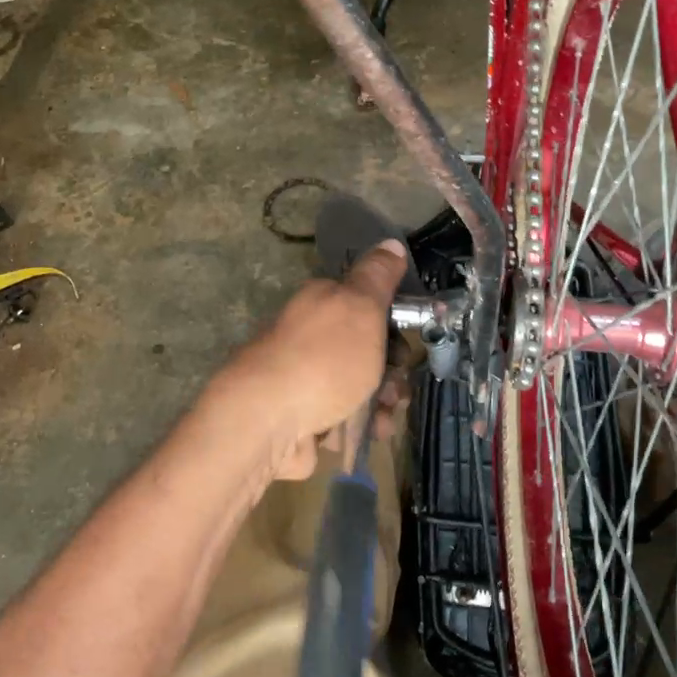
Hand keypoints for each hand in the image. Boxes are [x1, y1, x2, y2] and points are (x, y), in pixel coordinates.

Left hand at [201, 239, 410, 480]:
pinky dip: (361, 427)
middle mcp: (310, 338)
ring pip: (360, 388)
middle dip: (392, 370)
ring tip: (386, 415)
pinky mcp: (304, 417)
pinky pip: (345, 420)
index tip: (410, 340)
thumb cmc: (322, 359)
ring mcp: (306, 380)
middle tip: (399, 385)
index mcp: (320, 303)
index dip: (393, 322)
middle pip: (366, 350)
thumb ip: (378, 277)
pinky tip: (371, 433)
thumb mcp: (359, 307)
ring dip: (382, 402)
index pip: (365, 303)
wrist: (267, 421)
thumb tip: (391, 242)